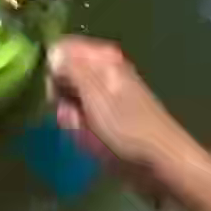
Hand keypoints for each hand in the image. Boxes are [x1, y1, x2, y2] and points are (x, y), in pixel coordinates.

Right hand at [46, 37, 203, 192]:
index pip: (61, 49)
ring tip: (83, 130)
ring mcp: (107, 90)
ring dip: (69, 116)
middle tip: (71, 116)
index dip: (50, 70)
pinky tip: (89, 138)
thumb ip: (71, 69)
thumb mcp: (94, 95)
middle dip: (60, 97)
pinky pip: (80, 115)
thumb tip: (52, 52)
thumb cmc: (126, 128)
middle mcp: (104, 67)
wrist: (159, 160)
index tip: (53, 92)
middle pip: (63, 75)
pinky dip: (79, 127)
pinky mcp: (108, 112)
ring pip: (69, 98)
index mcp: (102, 56)